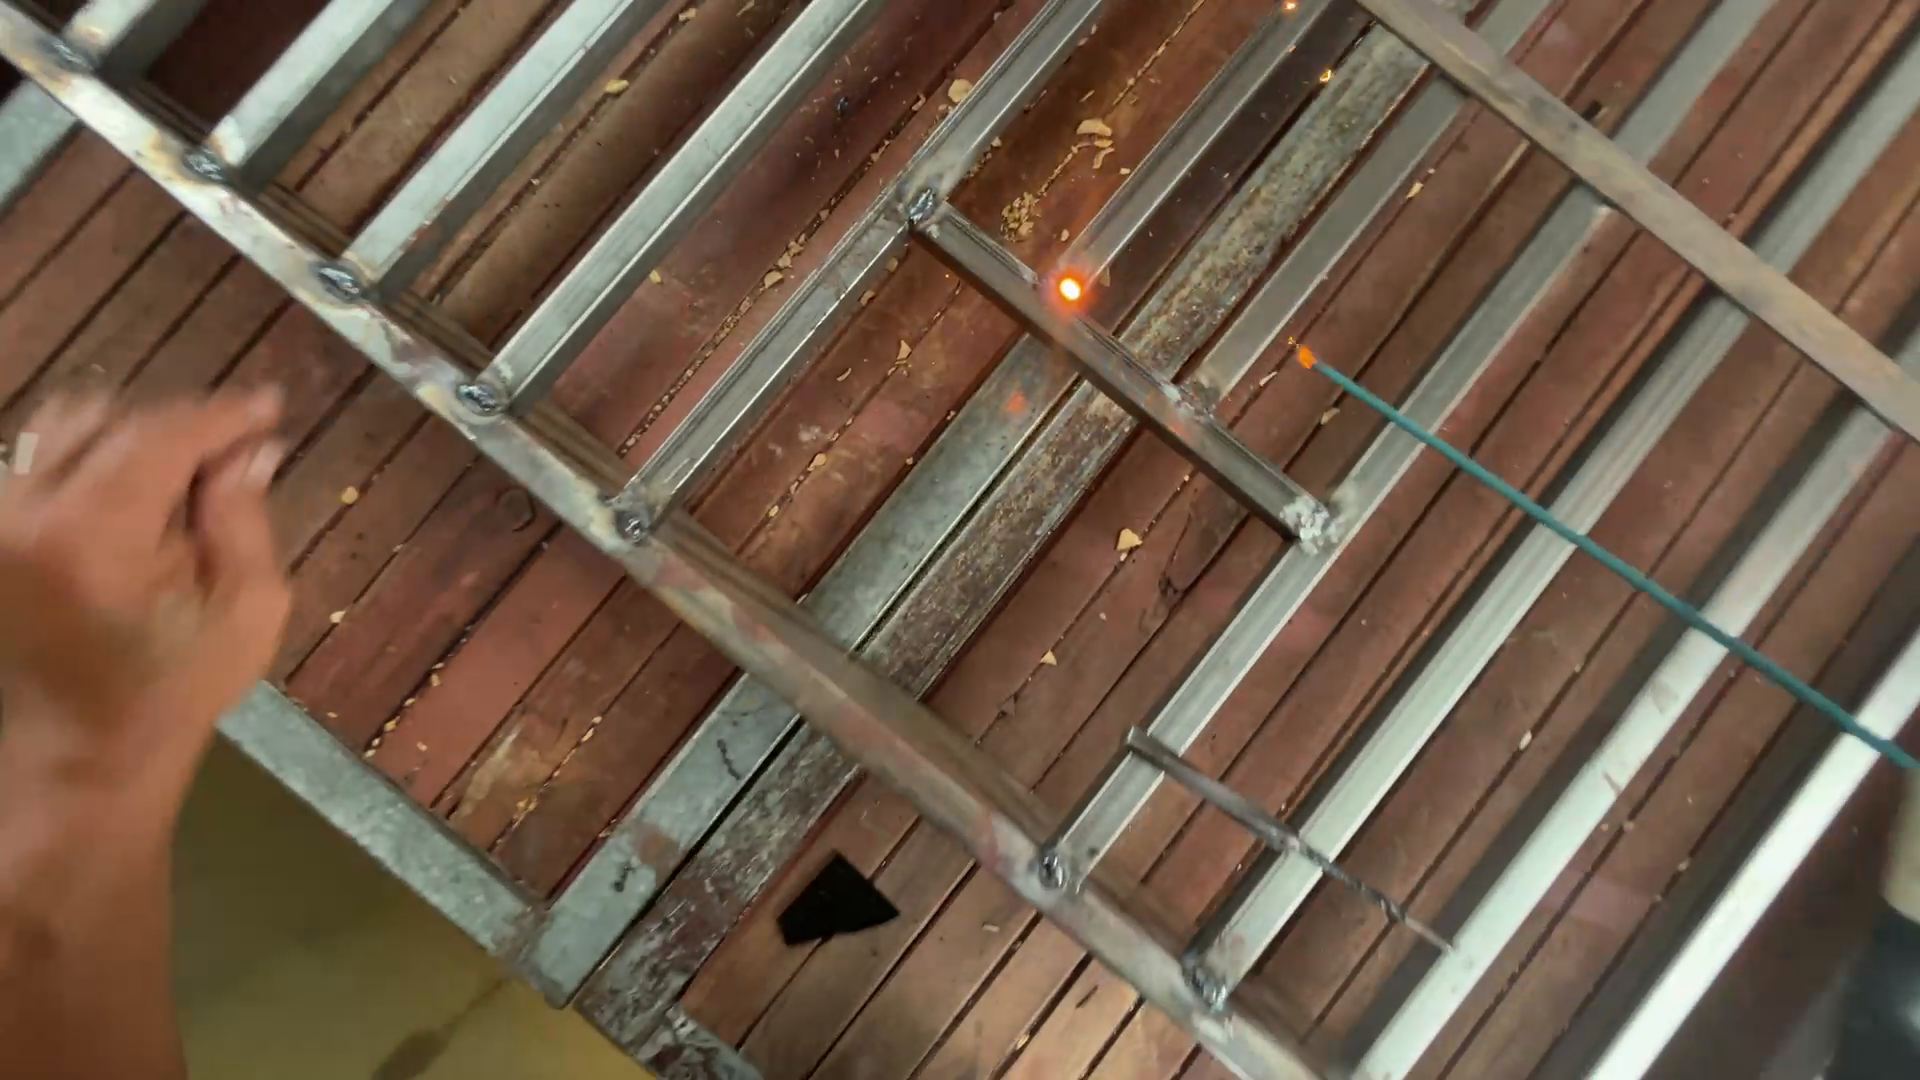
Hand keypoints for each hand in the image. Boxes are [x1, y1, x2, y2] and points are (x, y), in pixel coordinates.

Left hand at [0, 389, 289, 787]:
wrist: (82, 744)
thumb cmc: (183, 680)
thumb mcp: (248, 604)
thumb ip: (242, 519)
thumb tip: (253, 452)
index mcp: (89, 535)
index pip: (157, 439)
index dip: (221, 415)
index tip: (273, 403)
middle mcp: (17, 514)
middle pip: (101, 421)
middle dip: (181, 420)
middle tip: (244, 437)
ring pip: (58, 432)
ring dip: (137, 432)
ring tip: (200, 455)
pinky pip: (36, 462)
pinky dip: (99, 454)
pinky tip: (148, 479)